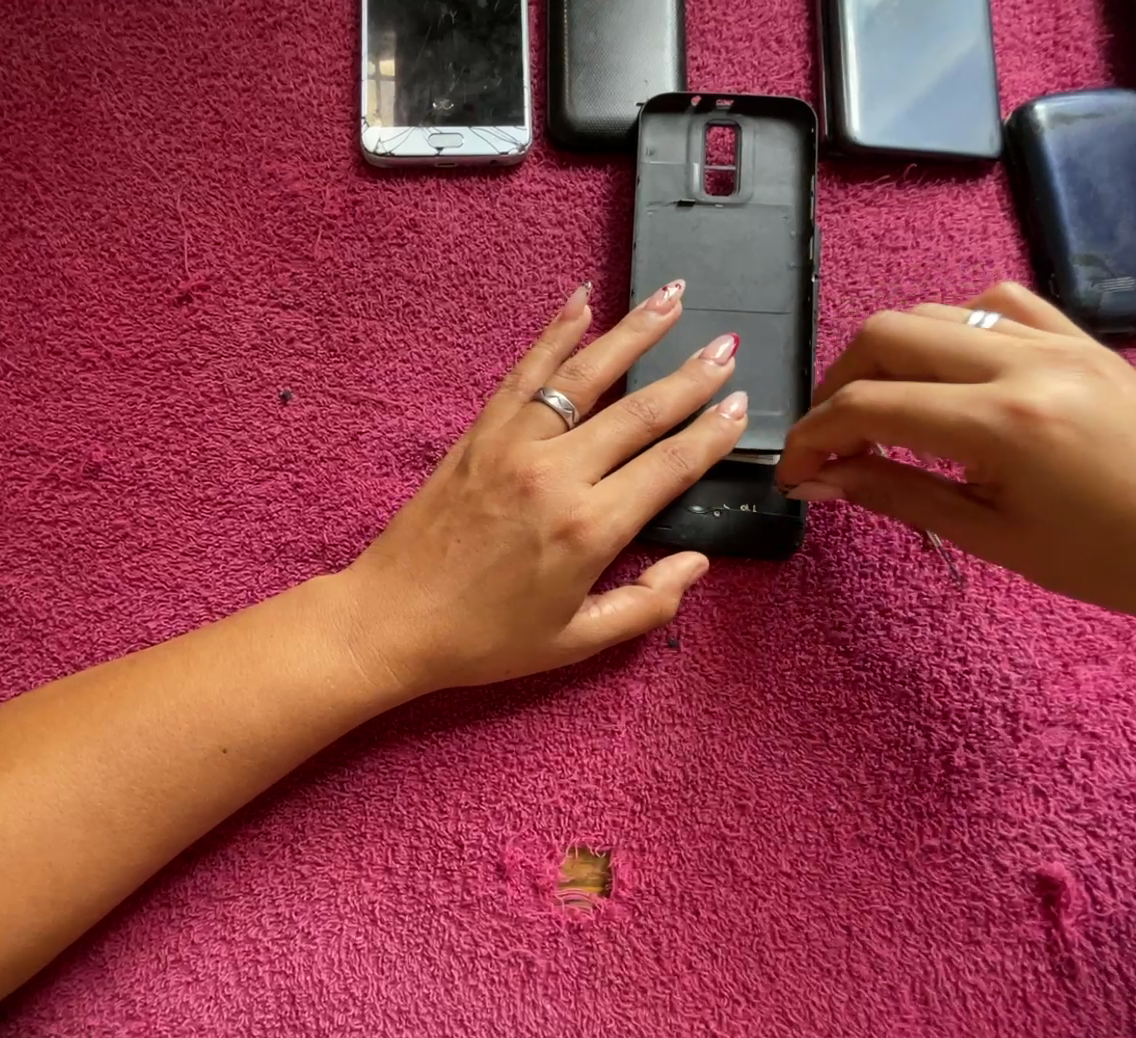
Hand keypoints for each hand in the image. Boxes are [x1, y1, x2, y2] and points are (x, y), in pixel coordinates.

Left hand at [338, 280, 749, 693]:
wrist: (393, 619)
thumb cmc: (484, 639)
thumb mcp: (574, 641)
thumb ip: (645, 605)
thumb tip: (696, 563)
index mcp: (591, 528)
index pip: (671, 465)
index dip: (714, 432)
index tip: (741, 403)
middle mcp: (557, 474)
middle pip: (639, 411)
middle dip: (690, 376)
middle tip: (728, 346)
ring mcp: (514, 446)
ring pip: (585, 375)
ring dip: (633, 332)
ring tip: (672, 298)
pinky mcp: (479, 435)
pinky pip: (523, 374)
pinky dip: (553, 335)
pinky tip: (577, 303)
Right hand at [775, 282, 1135, 640]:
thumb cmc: (1113, 563)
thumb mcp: (989, 537)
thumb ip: (893, 494)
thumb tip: (816, 479)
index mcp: (1001, 422)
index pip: (866, 406)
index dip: (810, 437)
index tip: (793, 472)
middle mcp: (1024, 362)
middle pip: (884, 336)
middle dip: (835, 388)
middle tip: (832, 442)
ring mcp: (1058, 341)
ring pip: (932, 311)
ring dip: (883, 358)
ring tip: (879, 413)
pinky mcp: (1082, 340)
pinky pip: (996, 302)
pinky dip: (948, 327)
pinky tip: (945, 372)